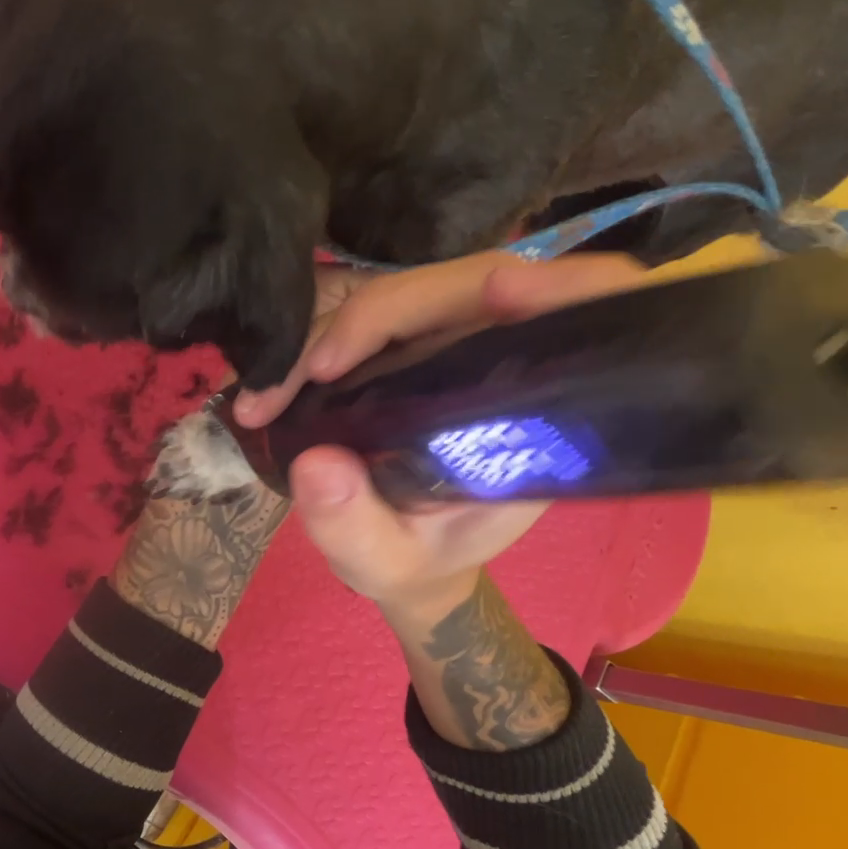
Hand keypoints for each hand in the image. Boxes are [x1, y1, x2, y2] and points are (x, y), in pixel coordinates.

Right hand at [245, 252, 650, 616]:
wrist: (390, 553)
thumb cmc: (415, 560)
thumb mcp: (386, 562)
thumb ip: (357, 527)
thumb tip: (316, 462)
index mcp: (535, 420)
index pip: (583, 324)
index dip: (566, 286)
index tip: (504, 290)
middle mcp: (500, 367)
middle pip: (469, 288)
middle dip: (381, 315)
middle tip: (312, 369)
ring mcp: (448, 348)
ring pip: (404, 296)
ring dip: (327, 333)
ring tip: (264, 396)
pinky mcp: (402, 347)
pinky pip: (364, 317)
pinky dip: (312, 340)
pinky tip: (268, 382)